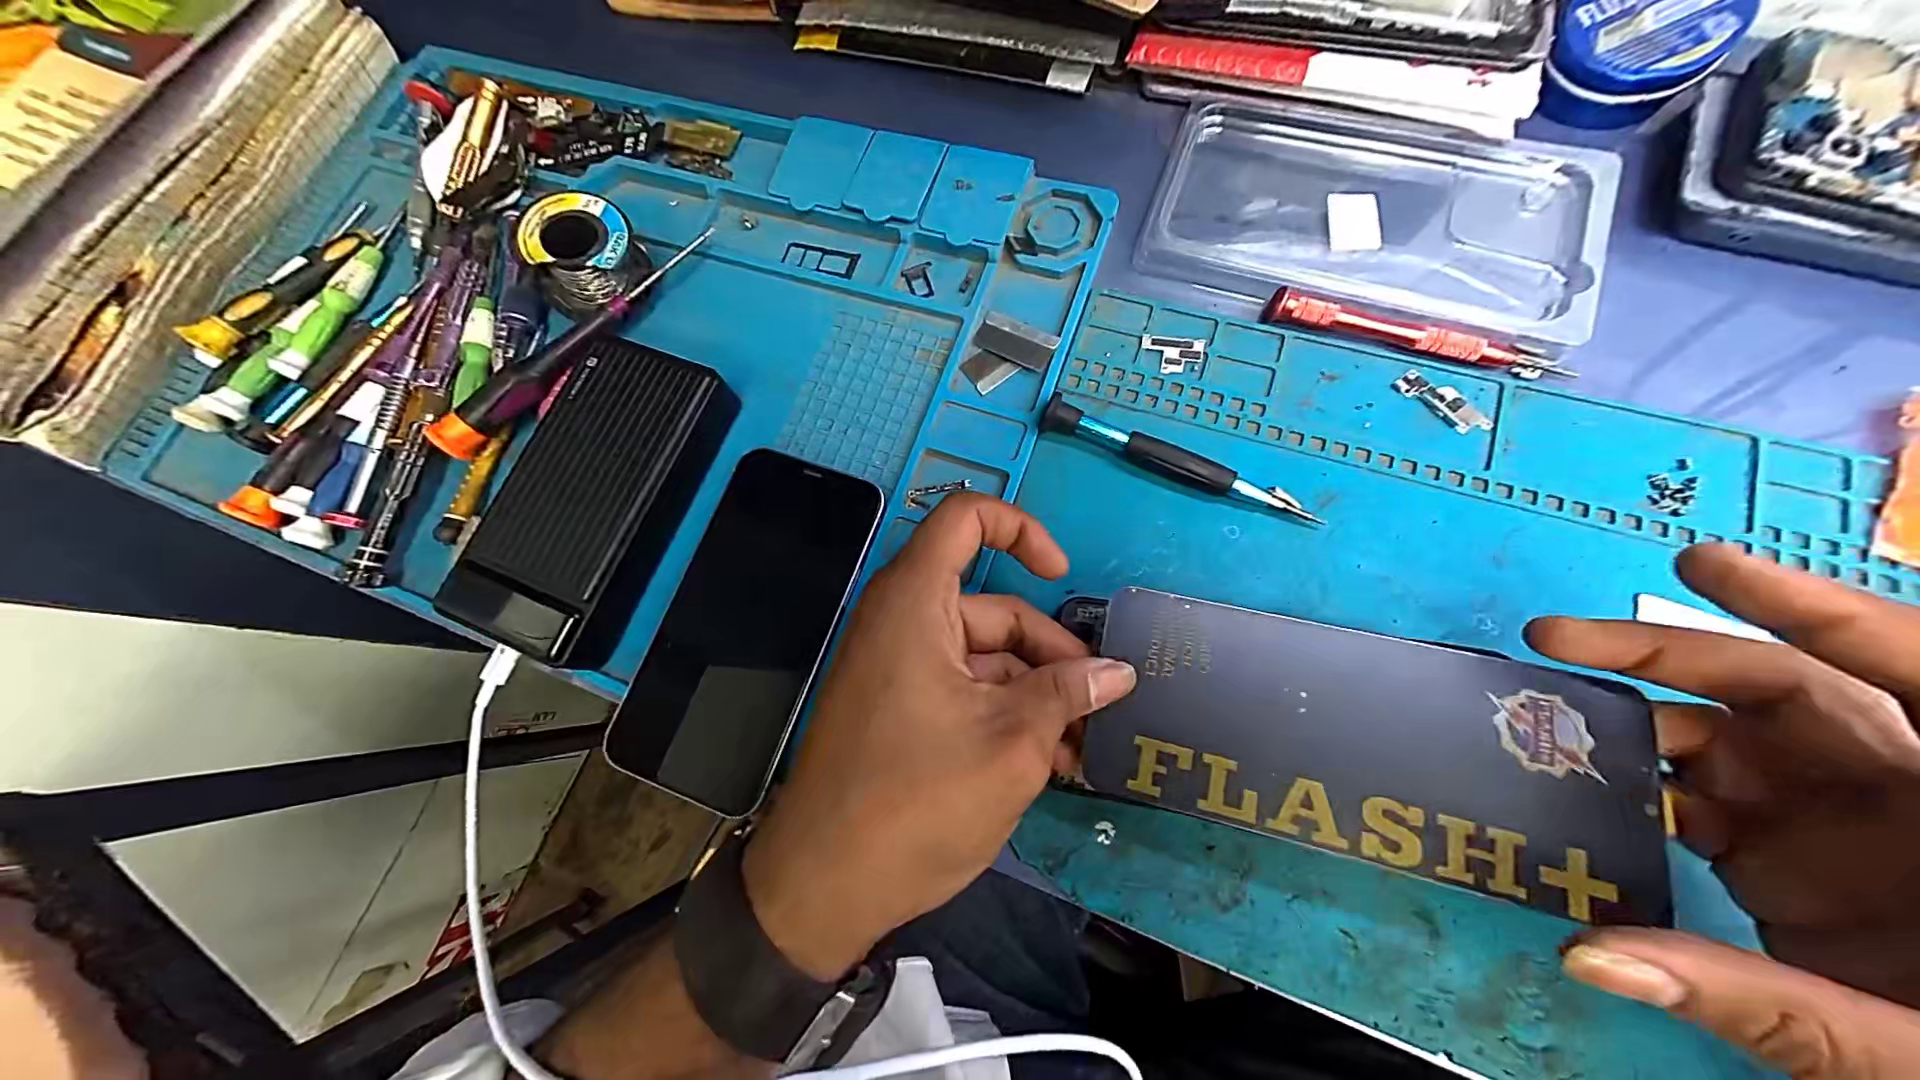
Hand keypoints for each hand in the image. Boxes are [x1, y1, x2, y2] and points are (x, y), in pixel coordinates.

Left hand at [740, 494, 1136, 979]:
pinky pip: (962, 687)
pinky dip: (1003, 711)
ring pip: (985, 656)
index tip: (1062, 575)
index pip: (967, 518)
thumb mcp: (1011, 743)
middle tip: (1096, 709)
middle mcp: (902, 620)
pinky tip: (1044, 762)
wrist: (824, 884)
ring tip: (1076, 751)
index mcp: (915, 601)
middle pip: (994, 608)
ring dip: (1035, 694)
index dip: (1022, 530)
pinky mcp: (899, 706)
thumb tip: (1117, 673)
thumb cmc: (916, 800)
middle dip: (1051, 655)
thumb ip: (1066, 694)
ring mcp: (898, 665)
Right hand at [1527, 543, 1919, 1075]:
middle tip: (1548, 637)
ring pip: (1714, 741)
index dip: (1806, 608)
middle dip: (1655, 655)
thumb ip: (1769, 1005)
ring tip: (1538, 720)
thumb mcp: (1916, 1051)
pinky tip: (1573, 798)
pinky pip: (1690, 804)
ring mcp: (1832, 829)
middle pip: (1771, 690)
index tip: (1696, 565)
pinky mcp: (1783, 865)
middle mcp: (1896, 794)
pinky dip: (1628, 797)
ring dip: (1624, 726)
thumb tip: (1585, 956)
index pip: (1905, 669)